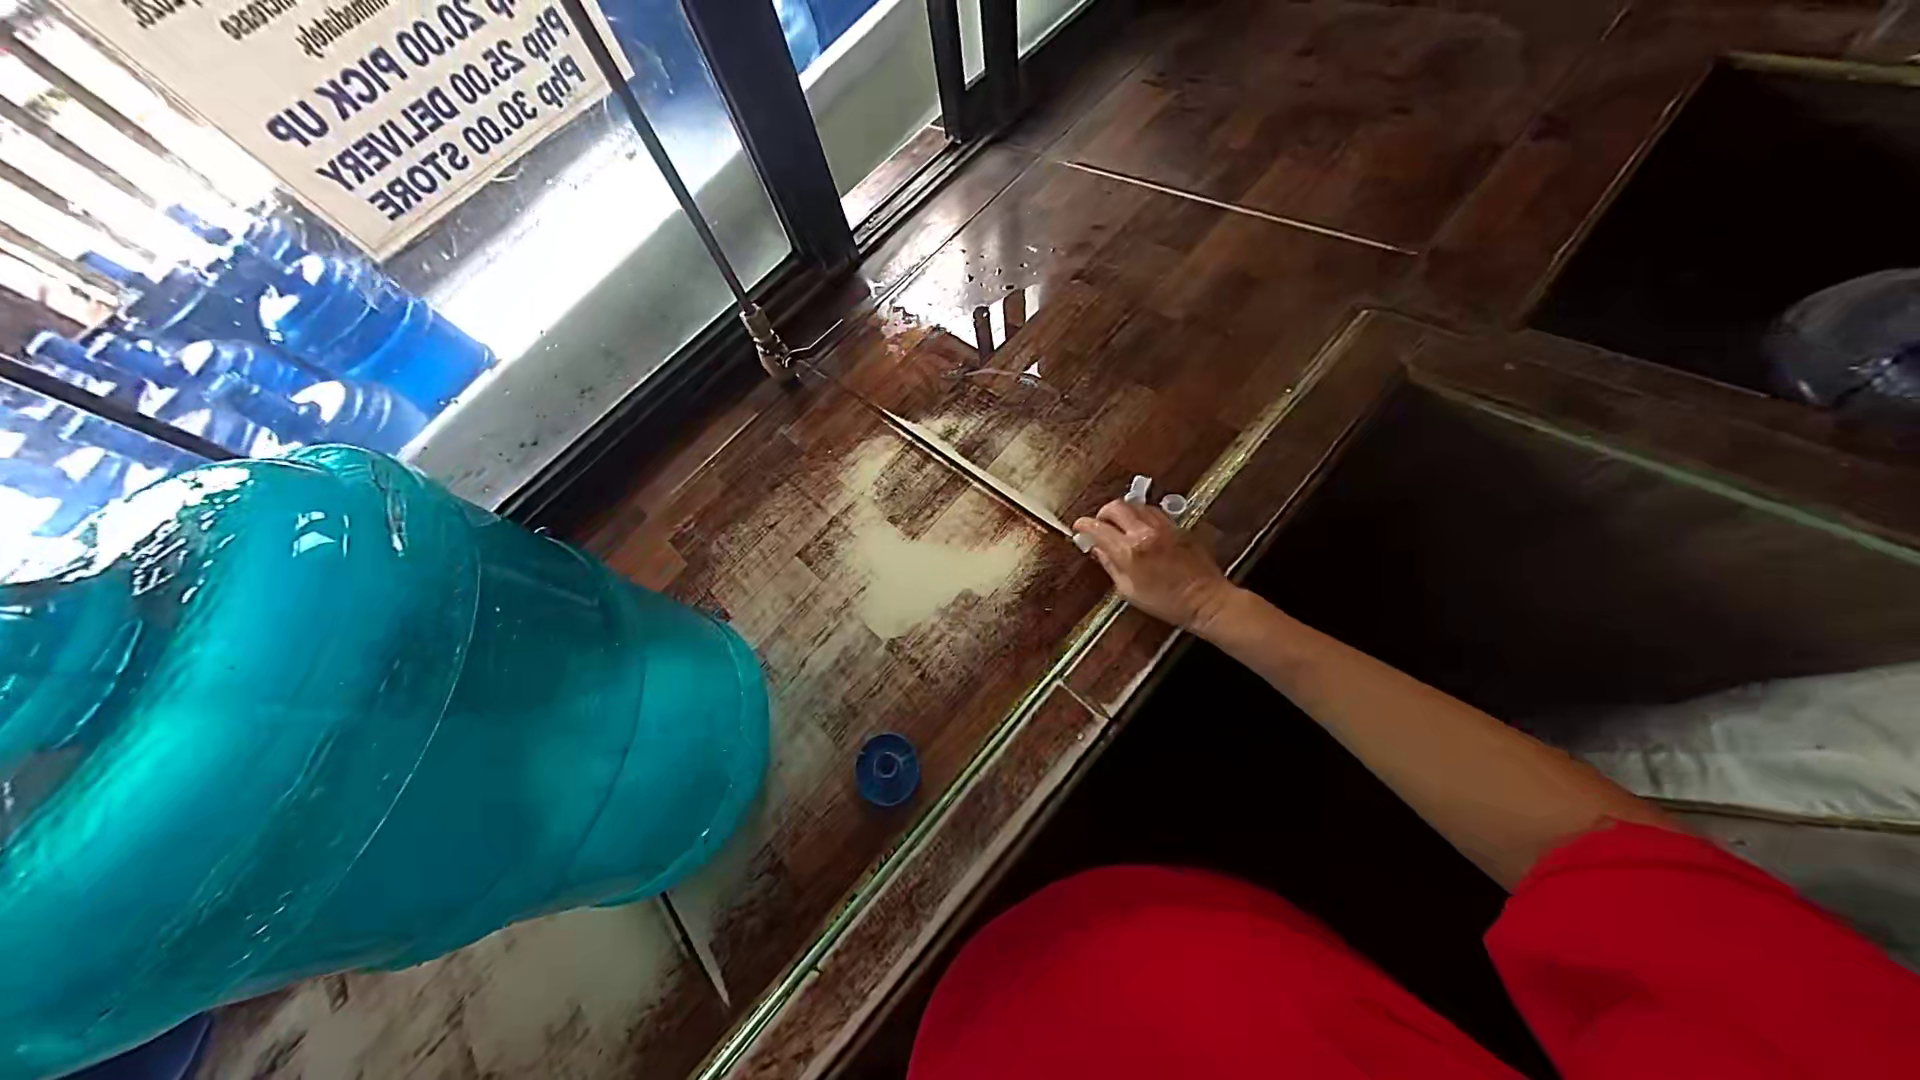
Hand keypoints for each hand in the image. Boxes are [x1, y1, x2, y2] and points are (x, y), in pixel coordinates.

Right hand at [1073, 499, 1237, 633]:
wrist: (1205, 600)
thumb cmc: (1165, 602)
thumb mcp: (1128, 590)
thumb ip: (1110, 565)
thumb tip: (1097, 549)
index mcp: (1129, 551)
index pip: (1098, 527)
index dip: (1084, 525)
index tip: (1079, 527)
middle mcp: (1145, 532)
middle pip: (1116, 506)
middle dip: (1103, 513)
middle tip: (1100, 525)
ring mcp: (1163, 527)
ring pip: (1136, 505)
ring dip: (1124, 513)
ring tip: (1121, 526)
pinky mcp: (1178, 527)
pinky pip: (1154, 511)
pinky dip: (1142, 515)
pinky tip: (1142, 528)